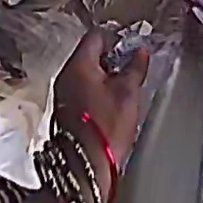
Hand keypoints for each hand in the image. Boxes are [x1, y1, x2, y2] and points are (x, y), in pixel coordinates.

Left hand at [52, 27, 149, 199]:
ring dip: (103, 75)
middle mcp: (65, 75)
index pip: (95, 36)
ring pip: (85, 73)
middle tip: (130, 67)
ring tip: (123, 87)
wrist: (85, 166)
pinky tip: (110, 103)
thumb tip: (140, 51)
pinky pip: (80, 89)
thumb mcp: (128, 93)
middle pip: (88, 54)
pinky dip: (95, 90)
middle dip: (110, 58)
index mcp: (78, 65)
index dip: (115, 38)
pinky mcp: (64, 110)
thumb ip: (135, 67)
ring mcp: (62, 93)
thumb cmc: (107, 126)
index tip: (130, 46)